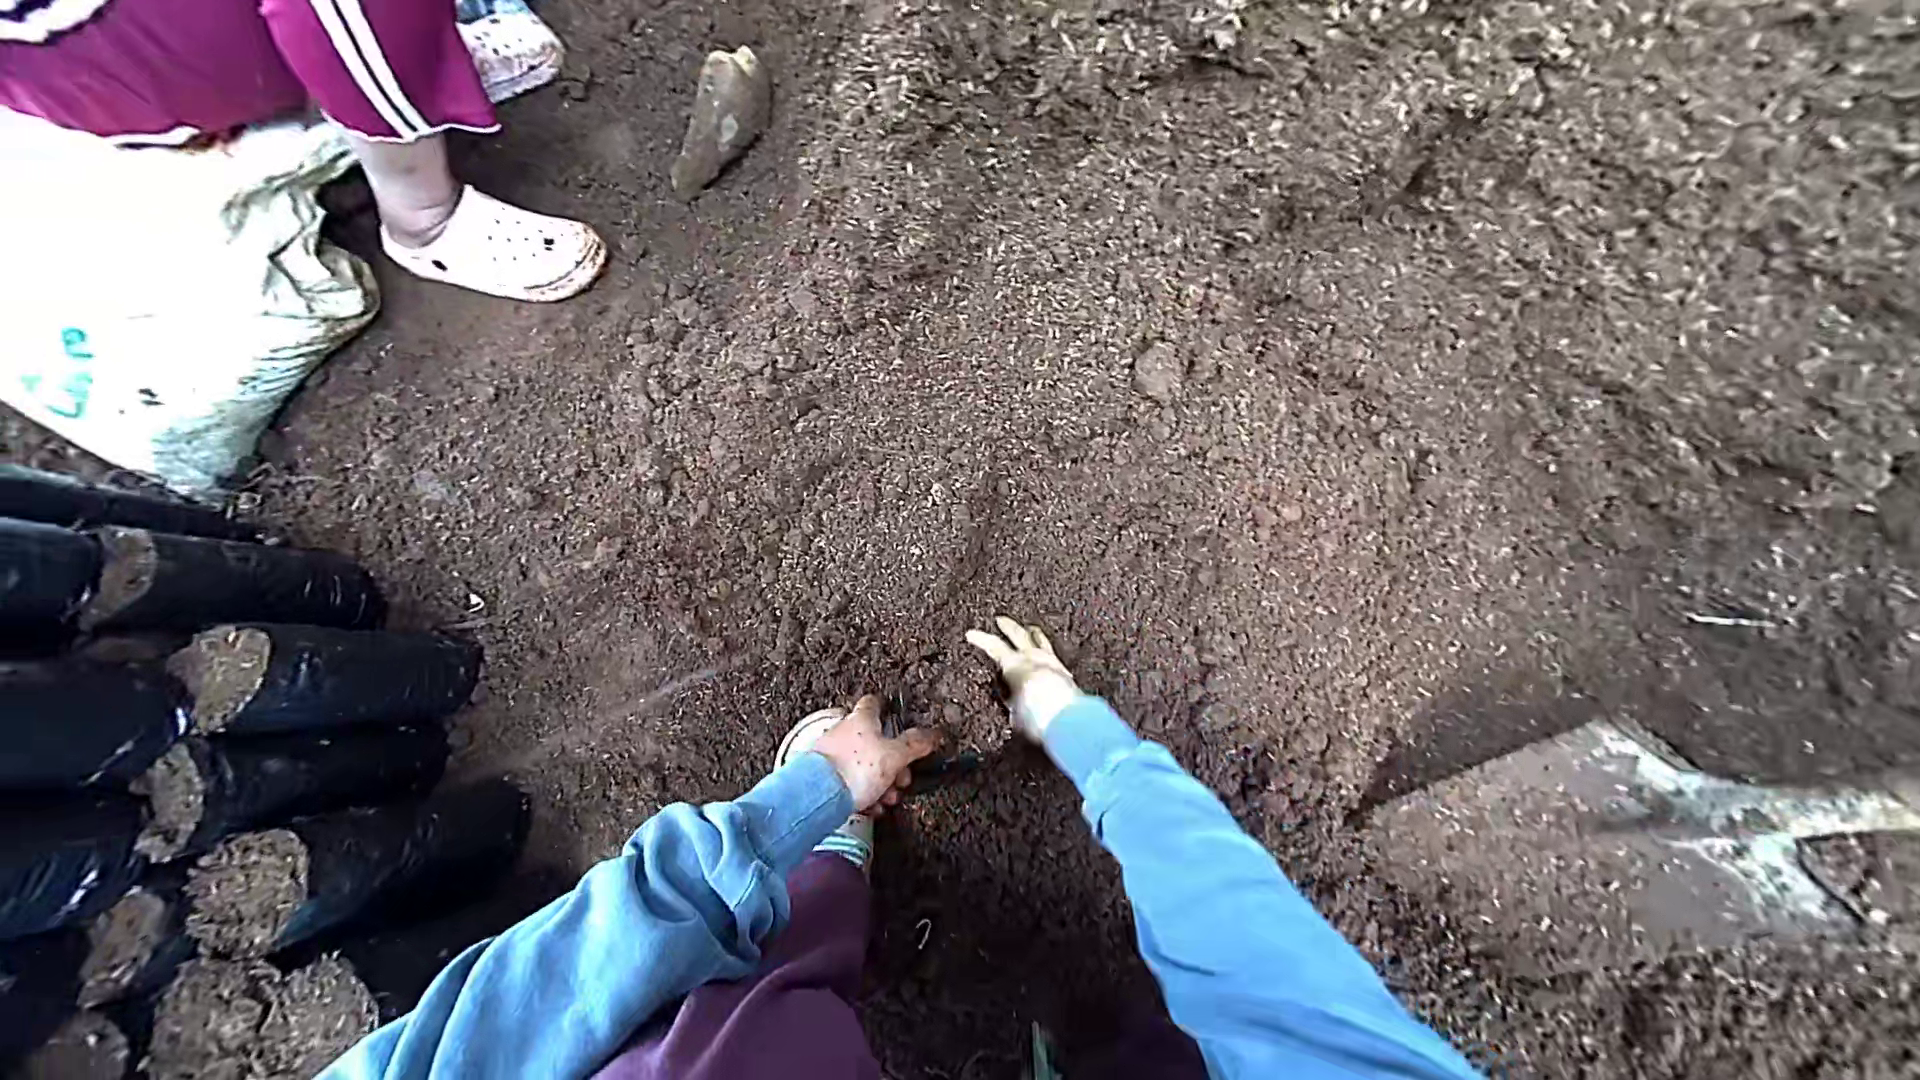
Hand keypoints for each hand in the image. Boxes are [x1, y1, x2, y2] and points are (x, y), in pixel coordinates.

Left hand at [812, 694, 943, 813]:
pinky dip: (862, 793)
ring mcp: (831, 753)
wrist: (816, 795)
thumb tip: (933, 734)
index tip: (895, 715)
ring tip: (887, 798)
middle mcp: (844, 731)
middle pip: (874, 741)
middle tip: (901, 776)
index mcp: (861, 719)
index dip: (887, 708)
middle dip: (892, 761)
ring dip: (879, 781)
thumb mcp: (895, 756)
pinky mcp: (823, 776)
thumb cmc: (852, 770)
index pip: (875, 703)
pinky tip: (870, 806)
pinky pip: (849, 782)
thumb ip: (915, 745)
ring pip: (862, 764)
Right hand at [964, 616, 1081, 739]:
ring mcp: (1052, 661)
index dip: (981, 639)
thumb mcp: (1014, 713)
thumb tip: (1012, 701)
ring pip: (1039, 640)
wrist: (1067, 719)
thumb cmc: (1037, 715)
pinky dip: (1047, 651)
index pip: (993, 646)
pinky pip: (1053, 654)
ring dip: (1031, 633)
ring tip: (1029, 629)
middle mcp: (1033, 657)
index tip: (971, 634)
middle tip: (1000, 619)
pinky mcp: (1066, 672)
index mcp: (1014, 663)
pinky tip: (1049, 654)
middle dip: (1008, 626)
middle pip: (1018, 634)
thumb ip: (1011, 702)